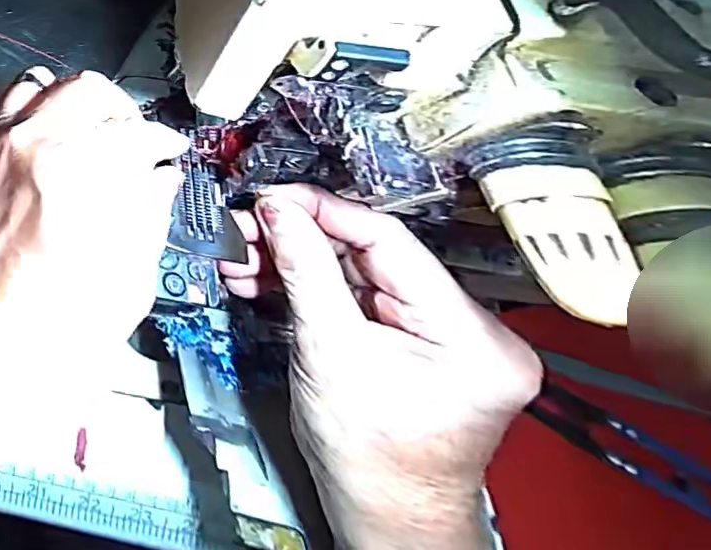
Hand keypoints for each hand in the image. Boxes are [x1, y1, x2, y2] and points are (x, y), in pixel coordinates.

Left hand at [0, 69, 188, 406]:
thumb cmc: (45, 330)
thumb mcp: (125, 281)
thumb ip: (148, 214)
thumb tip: (160, 178)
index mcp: (80, 177)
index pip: (135, 130)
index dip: (161, 140)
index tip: (164, 149)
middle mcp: (31, 144)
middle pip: (88, 88)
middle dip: (119, 109)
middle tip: (128, 134)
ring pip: (40, 81)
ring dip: (68, 99)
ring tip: (81, 126)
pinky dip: (21, 104)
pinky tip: (35, 128)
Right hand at [219, 185, 541, 549]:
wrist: (381, 511)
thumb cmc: (372, 456)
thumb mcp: (329, 349)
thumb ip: (304, 268)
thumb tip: (278, 207)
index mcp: (470, 333)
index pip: (387, 238)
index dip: (320, 210)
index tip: (271, 198)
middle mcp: (464, 324)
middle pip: (362, 250)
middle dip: (293, 239)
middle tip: (245, 228)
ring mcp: (433, 328)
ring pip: (346, 266)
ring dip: (286, 259)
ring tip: (240, 258)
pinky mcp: (402, 332)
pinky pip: (345, 288)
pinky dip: (298, 281)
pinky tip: (258, 277)